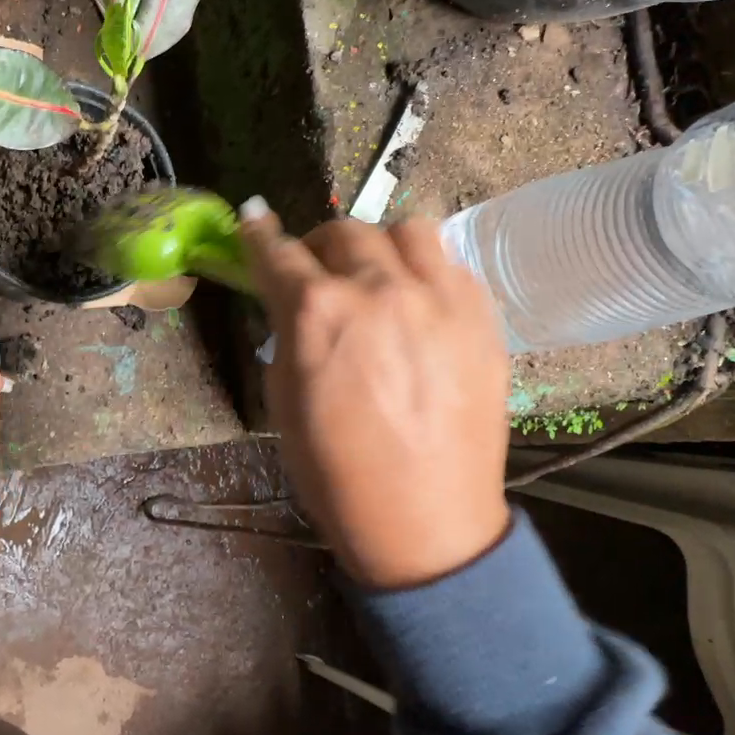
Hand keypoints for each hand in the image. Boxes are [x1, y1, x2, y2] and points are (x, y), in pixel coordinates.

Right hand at [240, 201, 510, 589]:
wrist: (422, 517)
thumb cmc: (332, 466)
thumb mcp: (283, 394)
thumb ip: (288, 333)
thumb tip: (289, 301)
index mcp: (315, 311)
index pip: (277, 252)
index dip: (258, 233)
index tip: (252, 218)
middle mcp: (378, 289)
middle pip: (344, 231)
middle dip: (318, 244)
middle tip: (314, 269)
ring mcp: (438, 298)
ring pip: (407, 229)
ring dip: (379, 244)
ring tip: (374, 273)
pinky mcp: (482, 318)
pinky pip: (451, 262)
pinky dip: (424, 267)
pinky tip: (416, 299)